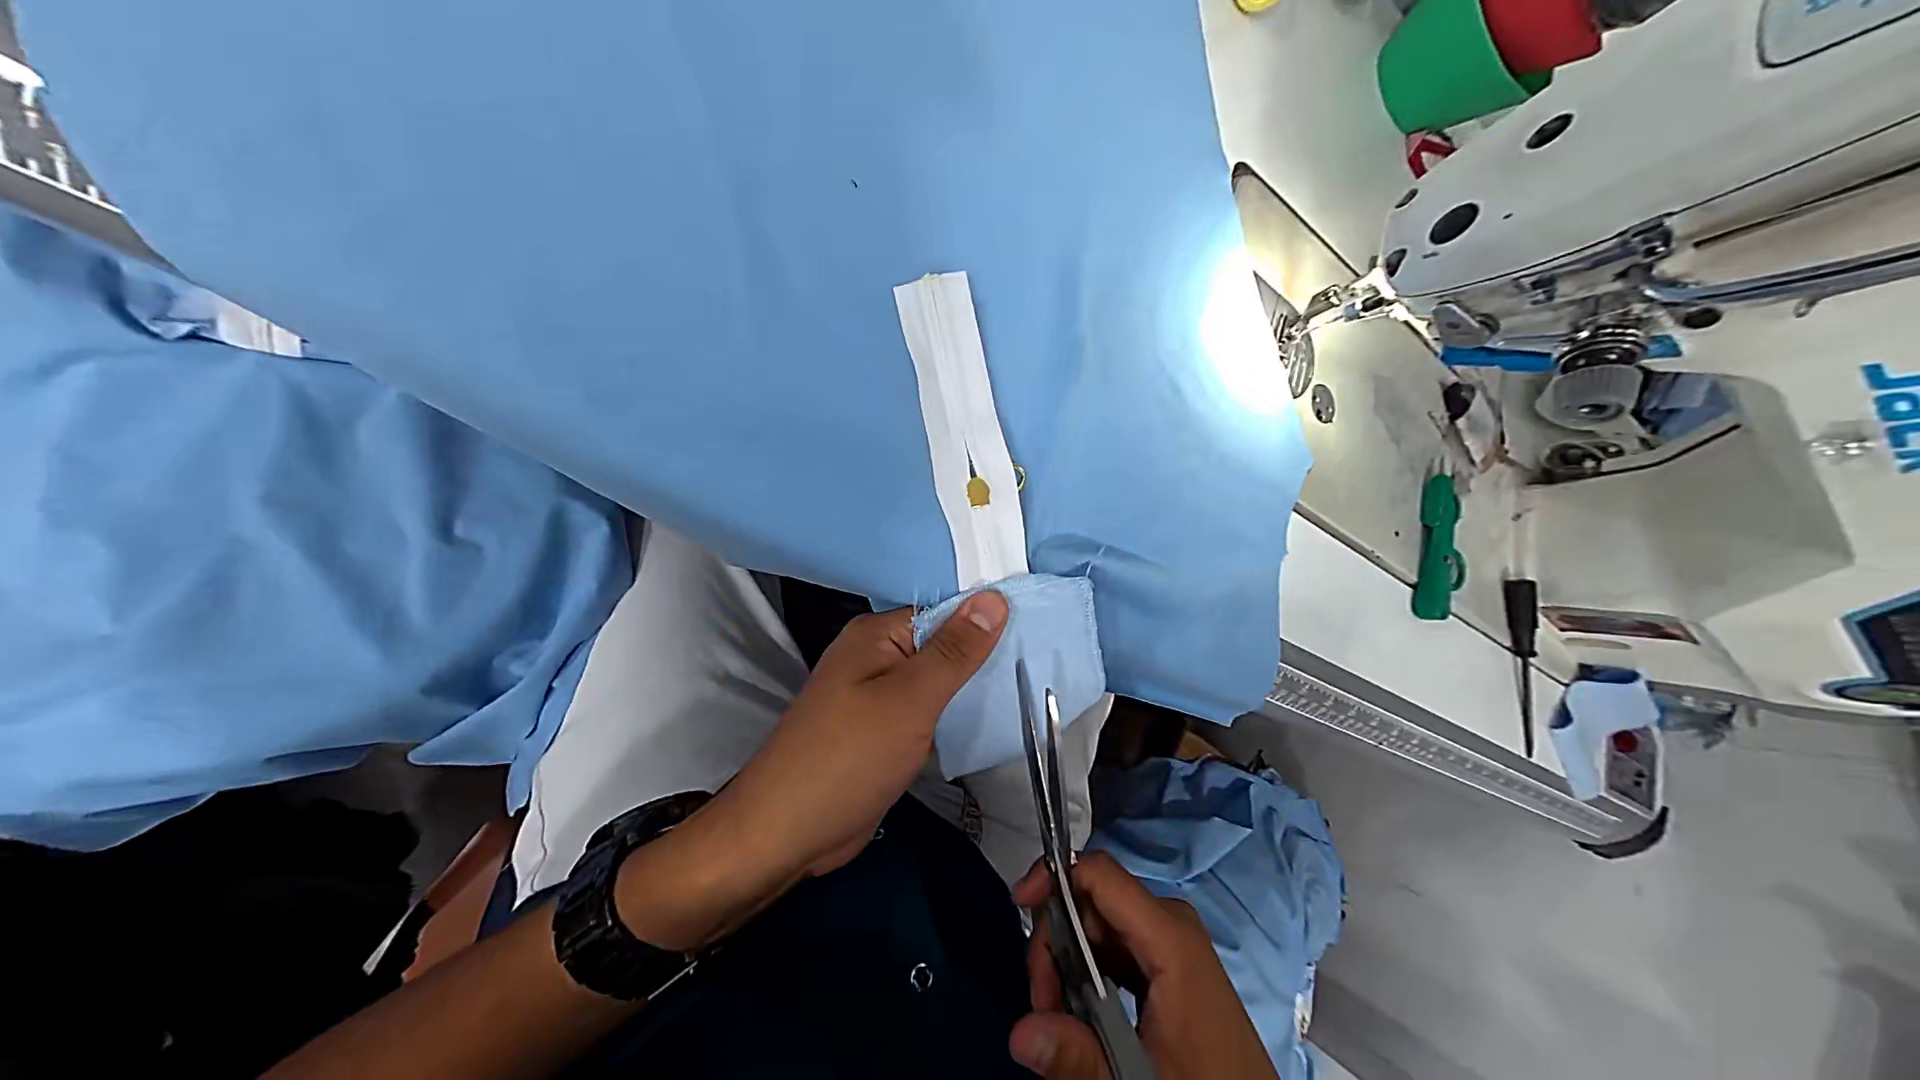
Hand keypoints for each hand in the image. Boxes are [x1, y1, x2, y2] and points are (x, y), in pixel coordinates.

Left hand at [614, 591, 1007, 949]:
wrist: (788, 834)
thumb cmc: (848, 759)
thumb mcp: (909, 700)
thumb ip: (954, 651)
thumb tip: (993, 597)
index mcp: (877, 635)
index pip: (944, 610)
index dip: (988, 618)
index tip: (1038, 628)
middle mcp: (876, 657)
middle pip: (943, 644)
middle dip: (986, 654)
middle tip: (1045, 659)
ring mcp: (879, 696)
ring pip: (938, 681)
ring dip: (974, 687)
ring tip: (1034, 684)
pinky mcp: (884, 731)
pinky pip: (929, 711)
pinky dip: (956, 715)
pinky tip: (995, 719)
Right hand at [1010, 852, 1276, 1079]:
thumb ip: (1079, 1057)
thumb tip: (1020, 1033)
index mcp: (1170, 938)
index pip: (1100, 873)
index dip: (1055, 875)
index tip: (1020, 903)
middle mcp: (1170, 925)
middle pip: (1091, 902)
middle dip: (1056, 942)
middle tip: (1045, 1006)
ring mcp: (1171, 940)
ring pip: (1097, 924)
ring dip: (1068, 963)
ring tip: (1062, 1021)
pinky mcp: (1168, 960)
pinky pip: (1114, 944)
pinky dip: (1088, 971)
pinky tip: (1084, 1015)